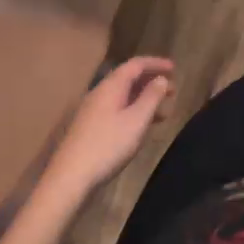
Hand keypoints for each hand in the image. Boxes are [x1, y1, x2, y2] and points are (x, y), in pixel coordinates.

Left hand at [37, 57, 174, 205]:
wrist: (69, 179)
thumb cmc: (108, 145)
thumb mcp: (137, 120)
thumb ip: (151, 97)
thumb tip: (161, 79)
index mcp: (111, 87)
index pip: (136, 64)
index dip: (156, 63)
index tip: (175, 68)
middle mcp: (99, 94)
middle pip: (128, 79)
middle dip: (152, 82)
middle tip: (172, 91)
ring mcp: (91, 112)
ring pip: (123, 97)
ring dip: (144, 100)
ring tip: (163, 113)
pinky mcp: (88, 129)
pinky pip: (116, 111)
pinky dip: (133, 113)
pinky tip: (141, 129)